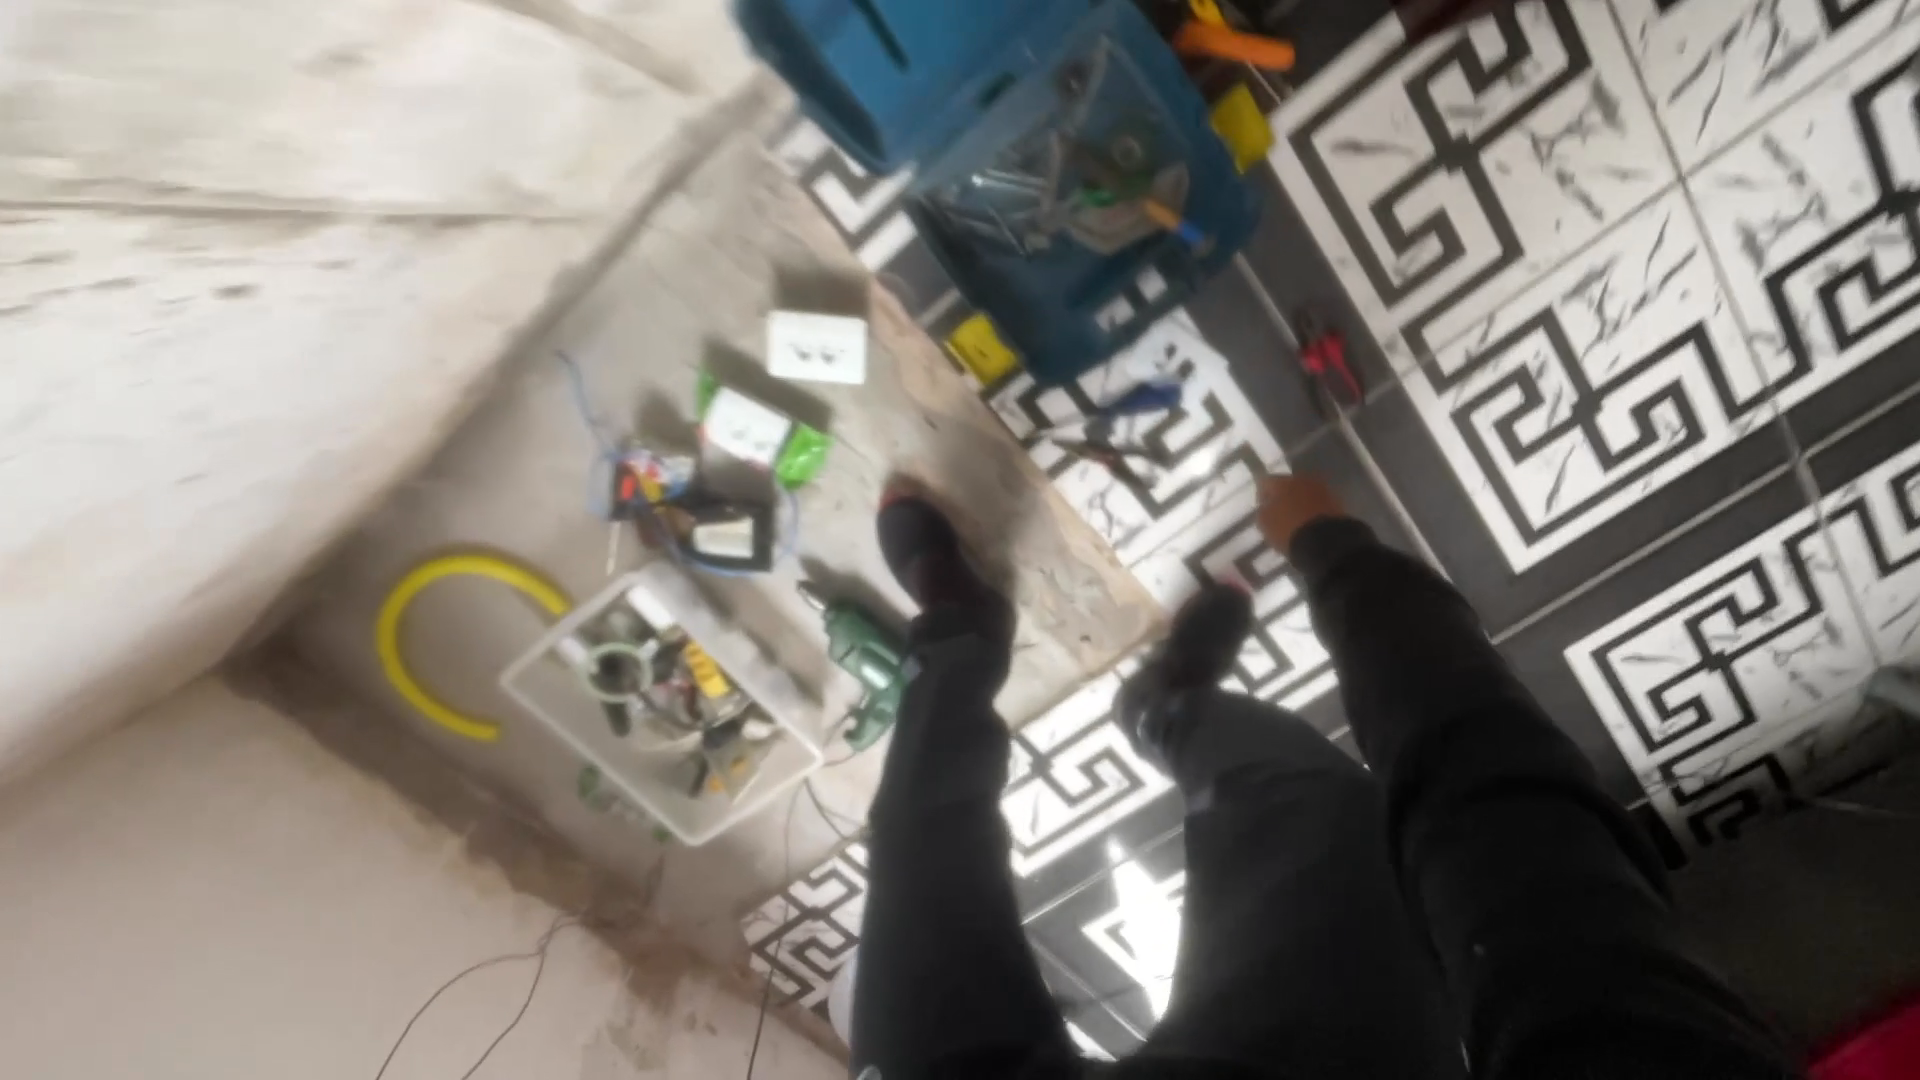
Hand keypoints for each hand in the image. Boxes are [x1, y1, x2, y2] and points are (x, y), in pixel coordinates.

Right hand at [1257, 473, 1346, 554]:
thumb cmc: (1288, 529)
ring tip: (1295, 518)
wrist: (1326, 541)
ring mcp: (1322, 490)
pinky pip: (1318, 503)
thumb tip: (1267, 506)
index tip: (1261, 507)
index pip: (1265, 482)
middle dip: (1283, 496)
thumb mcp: (1264, 523)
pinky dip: (1312, 509)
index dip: (1261, 495)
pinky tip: (1308, 522)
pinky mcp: (1336, 502)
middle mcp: (1302, 480)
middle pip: (1288, 485)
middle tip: (1278, 512)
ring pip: (1304, 493)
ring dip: (1299, 502)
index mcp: (1282, 482)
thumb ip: (1263, 510)